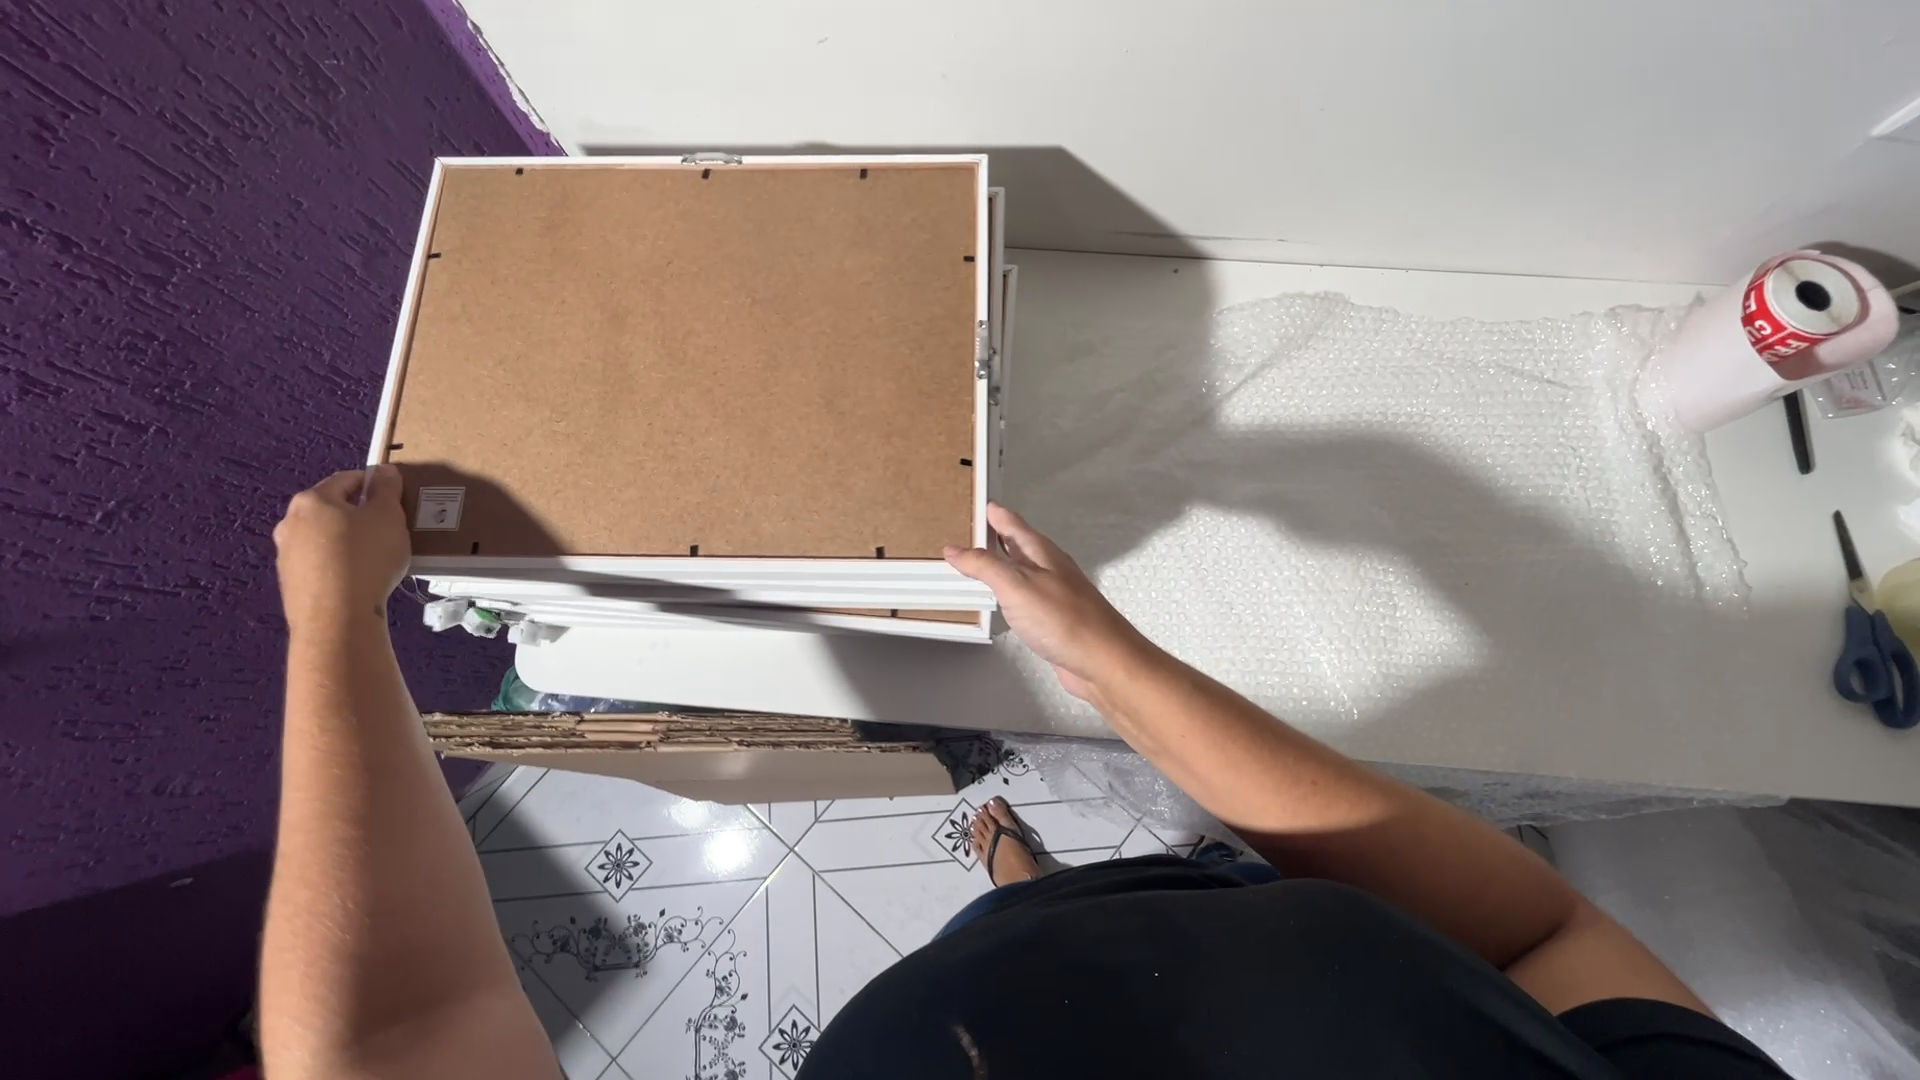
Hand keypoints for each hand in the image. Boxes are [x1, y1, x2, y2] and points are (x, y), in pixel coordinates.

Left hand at [273, 464, 410, 635]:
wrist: (337, 614)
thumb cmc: (366, 556)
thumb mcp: (388, 517)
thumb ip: (387, 490)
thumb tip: (384, 472)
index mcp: (312, 500)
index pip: (347, 480)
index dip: (375, 484)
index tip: (396, 497)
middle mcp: (290, 522)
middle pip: (332, 509)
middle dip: (359, 514)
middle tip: (389, 528)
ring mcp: (286, 553)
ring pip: (324, 537)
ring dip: (347, 540)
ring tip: (376, 557)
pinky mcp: (291, 581)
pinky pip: (321, 562)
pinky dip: (339, 563)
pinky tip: (359, 578)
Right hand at [945, 503, 1151, 700]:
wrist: (1102, 661)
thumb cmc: (1065, 620)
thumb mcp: (1016, 585)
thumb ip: (985, 566)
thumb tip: (956, 549)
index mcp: (1041, 553)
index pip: (1012, 524)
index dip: (994, 513)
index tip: (978, 503)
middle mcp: (1049, 568)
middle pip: (1018, 545)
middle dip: (995, 537)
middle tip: (972, 530)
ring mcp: (1053, 593)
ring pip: (1022, 571)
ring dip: (1000, 565)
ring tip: (978, 563)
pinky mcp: (1053, 618)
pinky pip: (1025, 596)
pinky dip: (1008, 593)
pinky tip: (1001, 601)